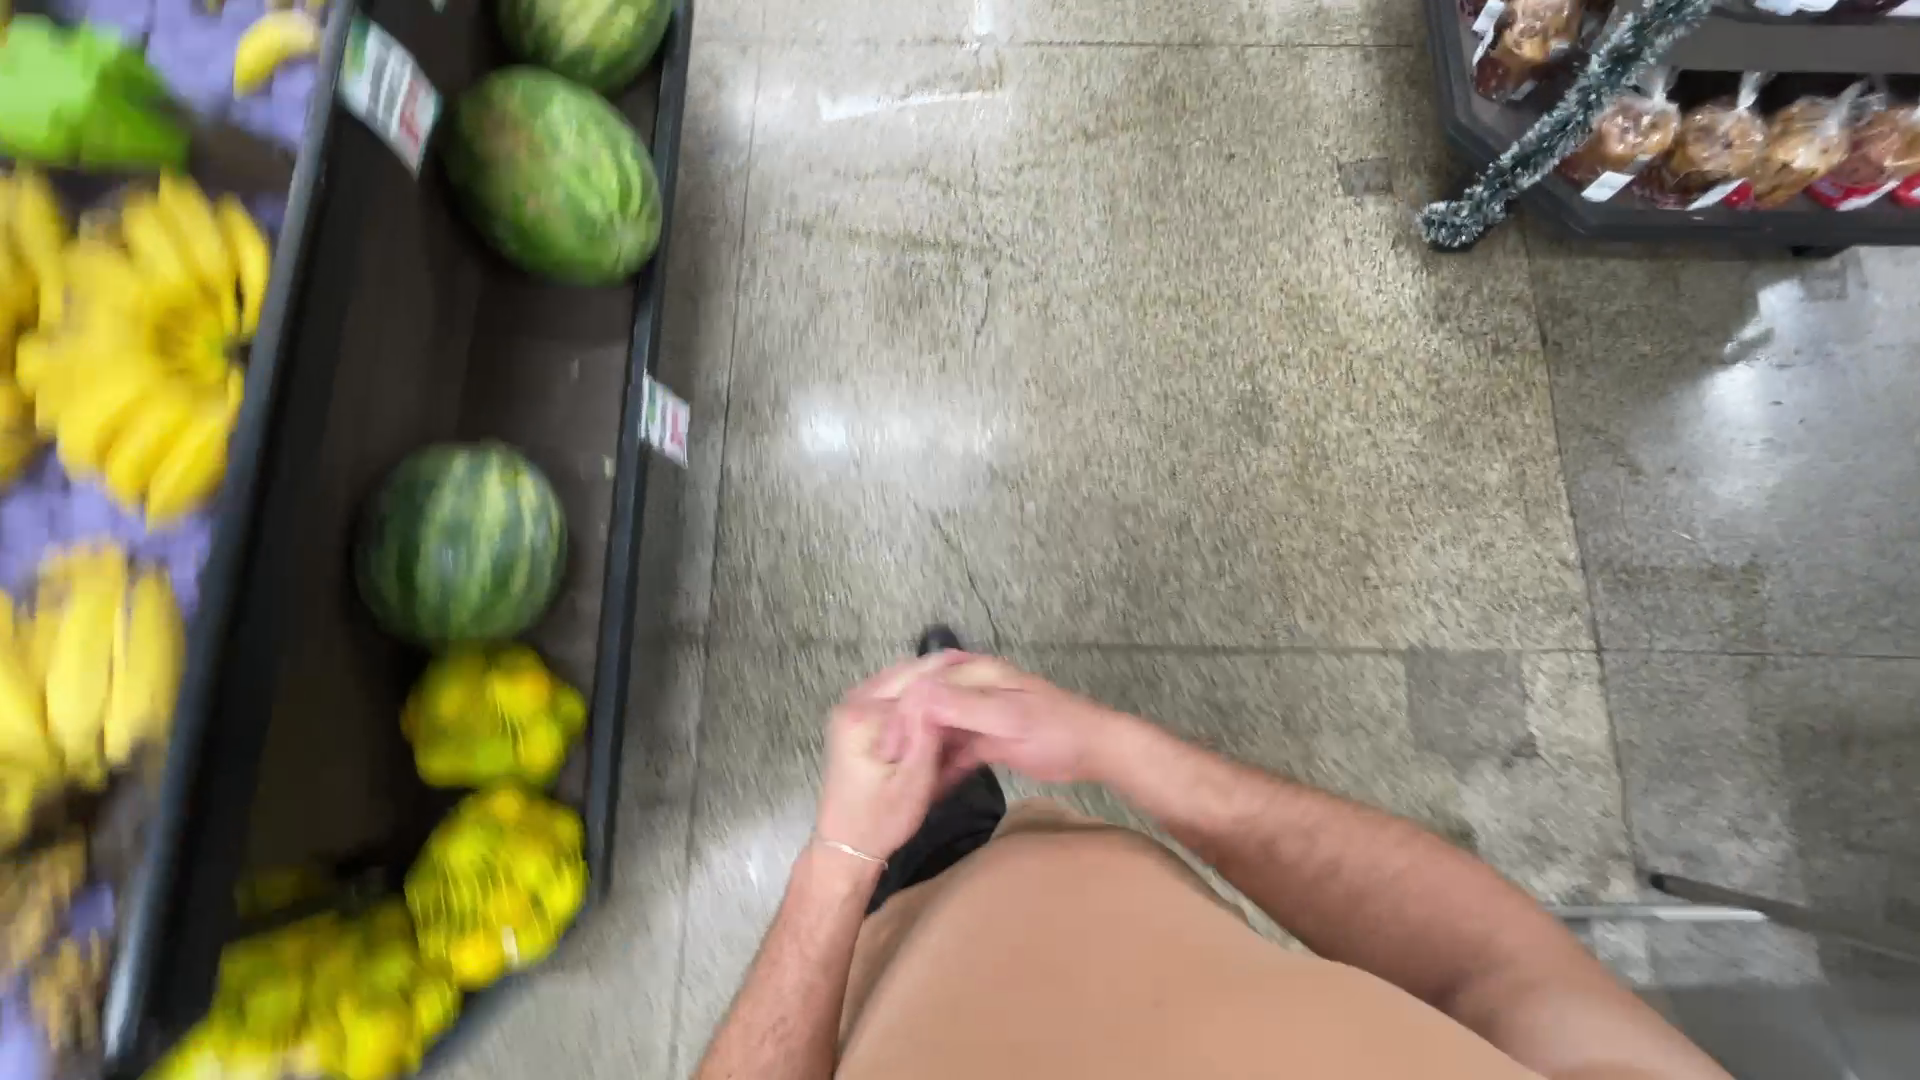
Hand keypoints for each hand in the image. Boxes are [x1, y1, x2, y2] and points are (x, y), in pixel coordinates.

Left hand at [814, 654, 969, 859]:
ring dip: (932, 679)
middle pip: (906, 672)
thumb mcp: (914, 783)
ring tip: (969, 678)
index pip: (915, 680)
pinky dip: (918, 692)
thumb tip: (945, 690)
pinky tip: (943, 698)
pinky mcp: (857, 717)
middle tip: (981, 668)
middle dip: (943, 669)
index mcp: (863, 715)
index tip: (983, 670)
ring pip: (901, 679)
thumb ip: (928, 735)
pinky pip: (893, 692)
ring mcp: (851, 707)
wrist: (845, 845)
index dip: (951, 673)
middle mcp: (852, 702)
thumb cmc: (881, 821)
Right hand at [902, 656, 1128, 784]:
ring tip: (898, 782)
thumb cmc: (1055, 728)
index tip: (887, 747)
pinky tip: (925, 791)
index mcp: (974, 672)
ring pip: (936, 731)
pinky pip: (953, 751)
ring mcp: (977, 713)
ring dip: (920, 753)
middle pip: (924, 707)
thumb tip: (913, 697)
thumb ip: (963, 706)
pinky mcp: (985, 738)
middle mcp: (970, 688)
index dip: (900, 714)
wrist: (1094, 750)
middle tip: (885, 767)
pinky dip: (940, 768)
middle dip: (904, 734)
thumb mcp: (1008, 717)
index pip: (922, 685)